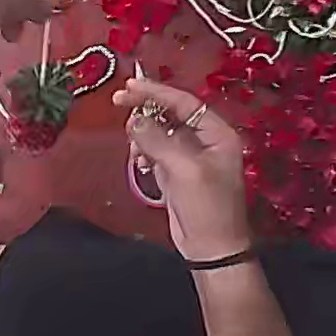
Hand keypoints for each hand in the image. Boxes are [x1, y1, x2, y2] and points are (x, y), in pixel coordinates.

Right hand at [113, 78, 252, 261]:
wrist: (211, 249)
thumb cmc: (207, 207)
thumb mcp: (184, 171)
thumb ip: (158, 141)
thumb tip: (134, 119)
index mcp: (217, 133)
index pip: (184, 102)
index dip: (157, 92)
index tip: (129, 86)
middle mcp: (205, 139)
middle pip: (170, 113)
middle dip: (146, 110)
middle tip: (118, 103)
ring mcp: (189, 155)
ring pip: (160, 130)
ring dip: (143, 133)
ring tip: (135, 146)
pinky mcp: (175, 170)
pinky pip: (155, 149)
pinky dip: (144, 150)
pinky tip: (139, 161)